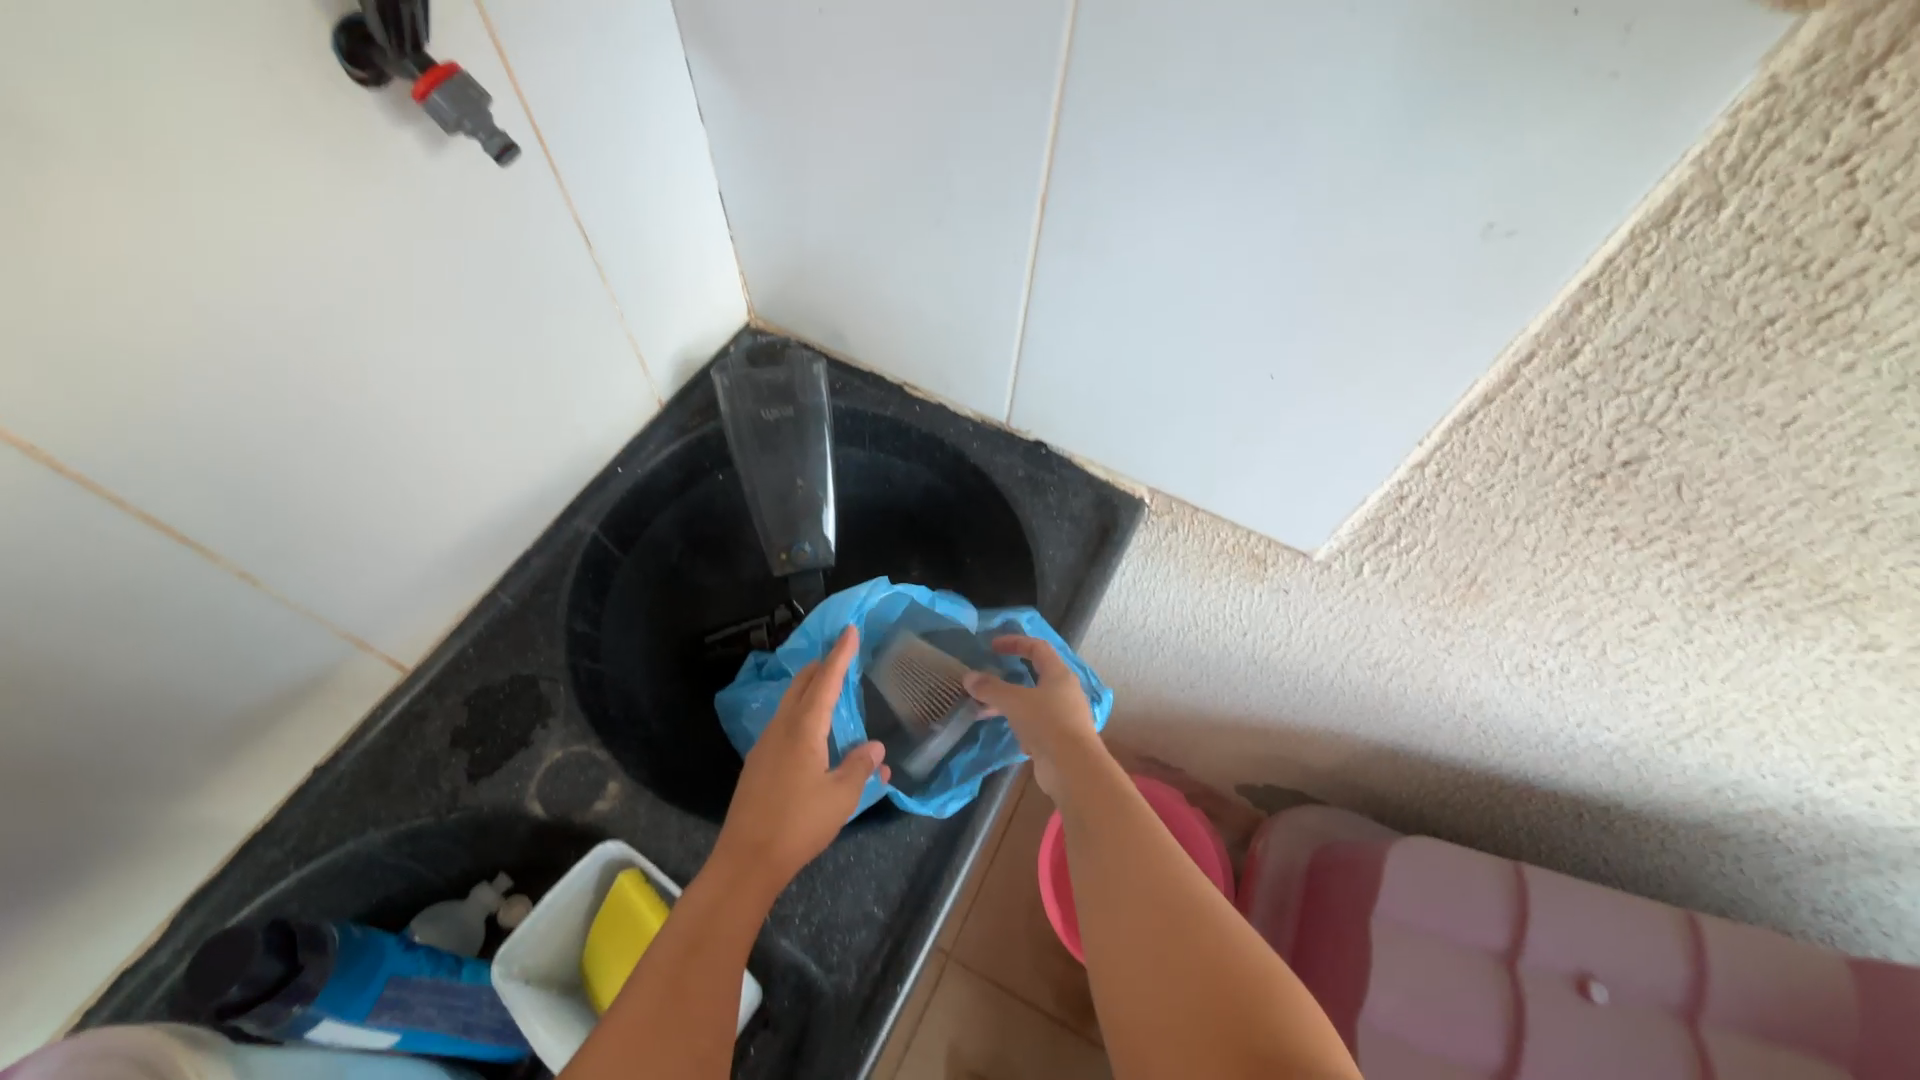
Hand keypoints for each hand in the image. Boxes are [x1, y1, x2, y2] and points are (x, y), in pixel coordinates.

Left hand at [713, 626, 887, 894]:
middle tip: (842, 656)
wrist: (747, 859)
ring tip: (829, 689)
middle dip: (821, 666)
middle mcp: (780, 729)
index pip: (825, 681)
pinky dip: (801, 713)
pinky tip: (812, 732)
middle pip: (800, 685)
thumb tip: (874, 748)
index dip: (840, 655)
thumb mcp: (841, 797)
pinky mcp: (757, 765)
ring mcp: (764, 746)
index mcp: (803, 729)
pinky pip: (782, 724)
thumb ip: (860, 767)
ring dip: (809, 690)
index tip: (850, 631)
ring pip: (788, 704)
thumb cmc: (799, 824)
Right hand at [963, 636, 1104, 799]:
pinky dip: (1014, 720)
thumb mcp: (1014, 701)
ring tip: (981, 706)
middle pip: (1034, 674)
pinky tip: (998, 726)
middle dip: (1008, 675)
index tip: (992, 646)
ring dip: (1007, 700)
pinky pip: (1032, 721)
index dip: (1015, 642)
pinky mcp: (1057, 737)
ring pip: (1031, 700)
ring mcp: (1062, 715)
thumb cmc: (1047, 724)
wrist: (1072, 768)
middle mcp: (1064, 691)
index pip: (1038, 648)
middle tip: (986, 676)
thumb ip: (991, 688)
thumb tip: (968, 677)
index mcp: (1059, 674)